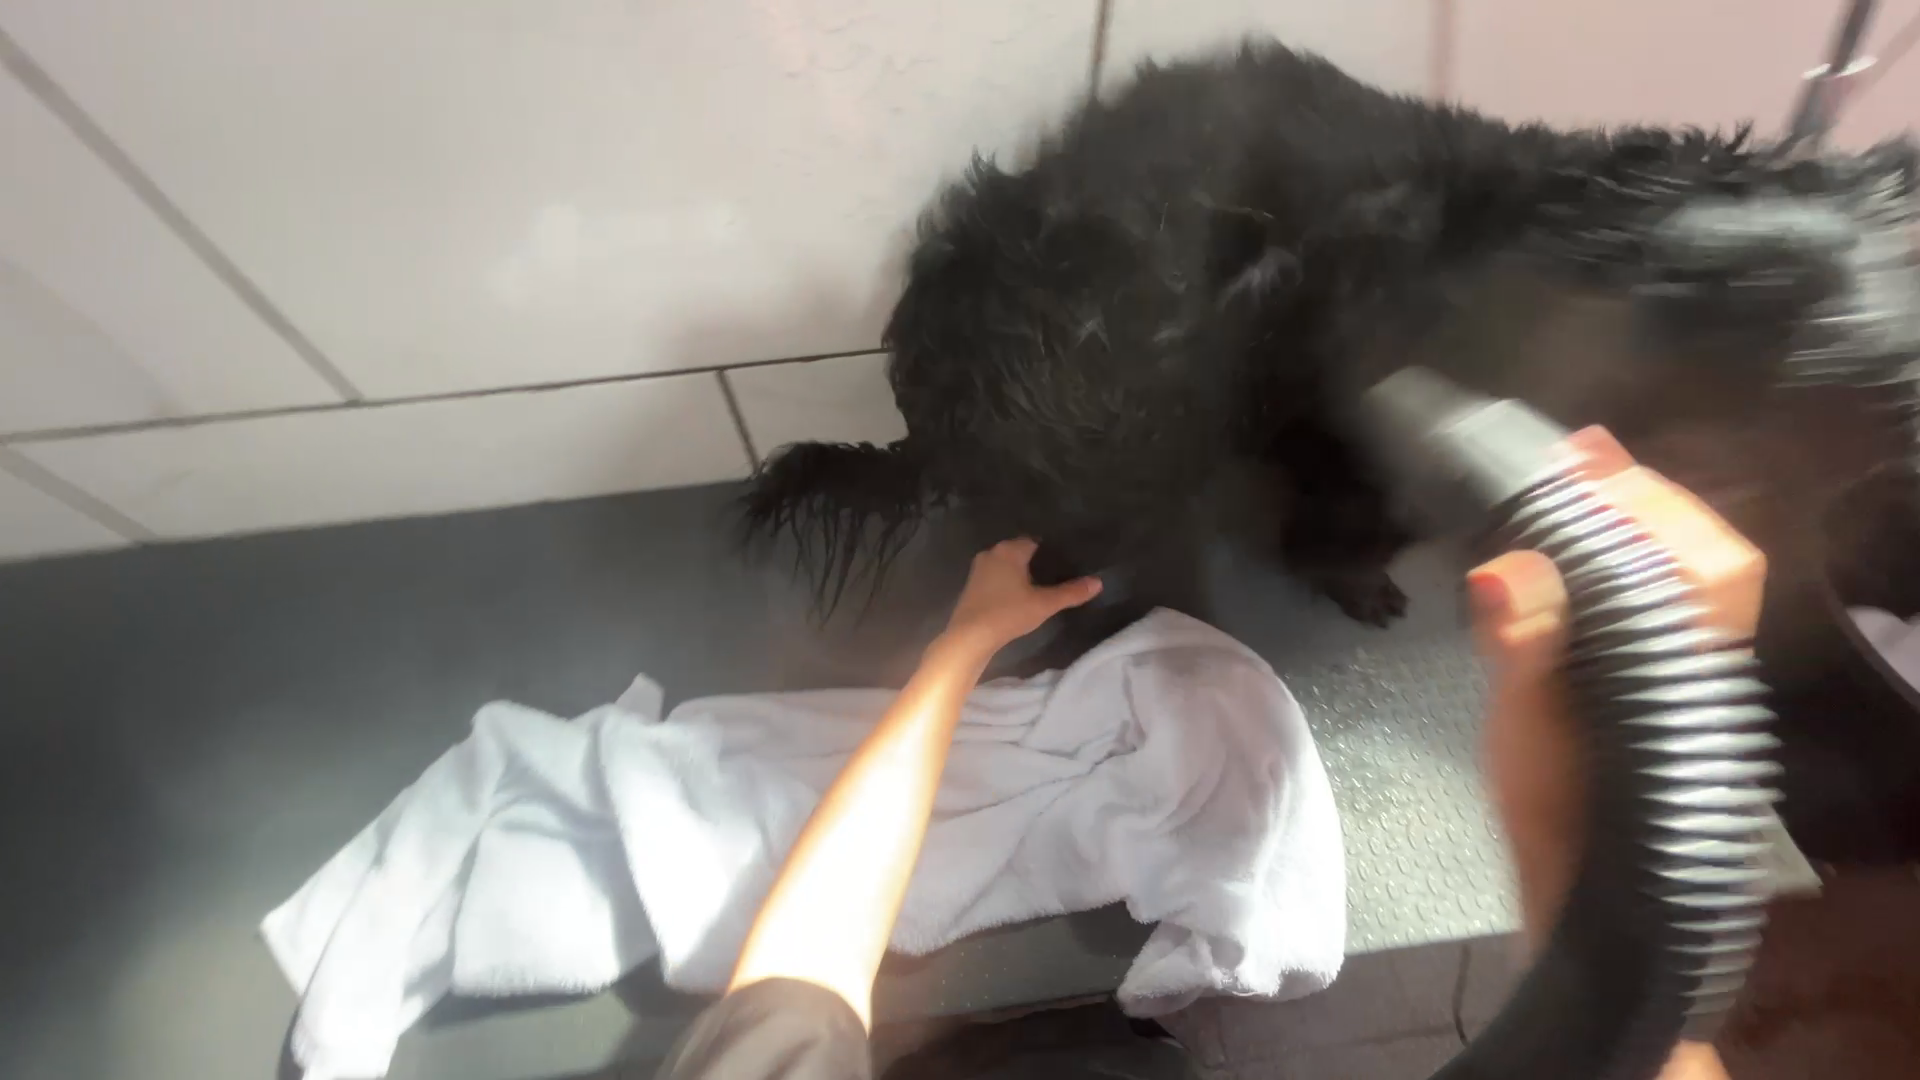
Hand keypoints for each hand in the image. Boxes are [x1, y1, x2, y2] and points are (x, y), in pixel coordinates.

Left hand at [942, 538, 1102, 655]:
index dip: (1050, 551)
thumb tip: (1098, 582)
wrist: (970, 636)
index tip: (1063, 562)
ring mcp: (978, 568)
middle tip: (1054, 575)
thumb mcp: (1044, 604)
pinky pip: (995, 576)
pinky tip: (1015, 596)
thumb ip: (1071, 592)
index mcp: (1009, 550)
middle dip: (1034, 561)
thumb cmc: (1008, 613)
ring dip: (1019, 572)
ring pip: (1005, 564)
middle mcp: (992, 553)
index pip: (1035, 541)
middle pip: (1019, 551)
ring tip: (1037, 586)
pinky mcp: (971, 584)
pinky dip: (1006, 582)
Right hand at [1469, 428, 1762, 1079]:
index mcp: (1674, 657)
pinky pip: (1645, 602)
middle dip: (1642, 500)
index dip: (1641, 499)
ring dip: (1633, 525)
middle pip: (1697, 559)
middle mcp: (1693, 653)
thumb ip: (1524, 647)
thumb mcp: (1529, 728)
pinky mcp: (1644, 682)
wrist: (1582, 878)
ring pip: (1677, 579)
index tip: (1582, 453)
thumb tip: (1505, 569)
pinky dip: (1618, 562)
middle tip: (1577, 458)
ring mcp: (1673, 668)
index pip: (1688, 558)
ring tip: (1576, 489)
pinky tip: (1574, 555)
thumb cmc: (1556, 806)